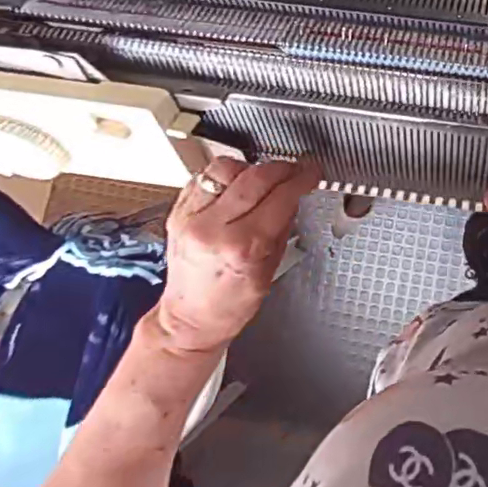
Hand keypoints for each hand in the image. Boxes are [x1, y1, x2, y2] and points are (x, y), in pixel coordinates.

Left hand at [153, 156, 321, 354]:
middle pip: (255, 177)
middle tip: (294, 170)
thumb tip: (294, 196)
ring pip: (226, 168)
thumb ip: (283, 225)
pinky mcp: (177, 213)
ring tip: (262, 177)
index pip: (281, 197)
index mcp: (242, 247)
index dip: (302, 179)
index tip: (311, 173)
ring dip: (251, 167)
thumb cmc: (230, 303)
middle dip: (282, 168)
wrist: (191, 318)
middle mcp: (213, 229)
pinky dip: (225, 175)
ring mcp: (190, 219)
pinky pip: (203, 177)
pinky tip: (236, 184)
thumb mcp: (271, 267)